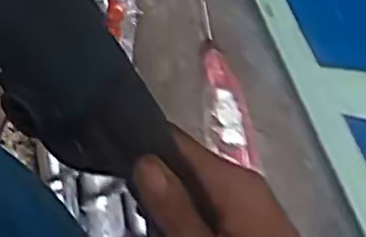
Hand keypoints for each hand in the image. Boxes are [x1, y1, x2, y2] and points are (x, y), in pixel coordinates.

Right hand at [134, 129, 296, 236]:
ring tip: (139, 223)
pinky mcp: (255, 231)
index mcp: (233, 179)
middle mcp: (243, 185)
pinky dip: (191, 224)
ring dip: (171, 210)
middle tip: (120, 204)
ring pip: (196, 196)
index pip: (173, 138)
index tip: (110, 161)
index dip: (140, 146)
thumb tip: (143, 159)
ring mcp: (252, 211)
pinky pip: (213, 216)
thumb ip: (177, 210)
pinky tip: (172, 233)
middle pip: (183, 168)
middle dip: (154, 186)